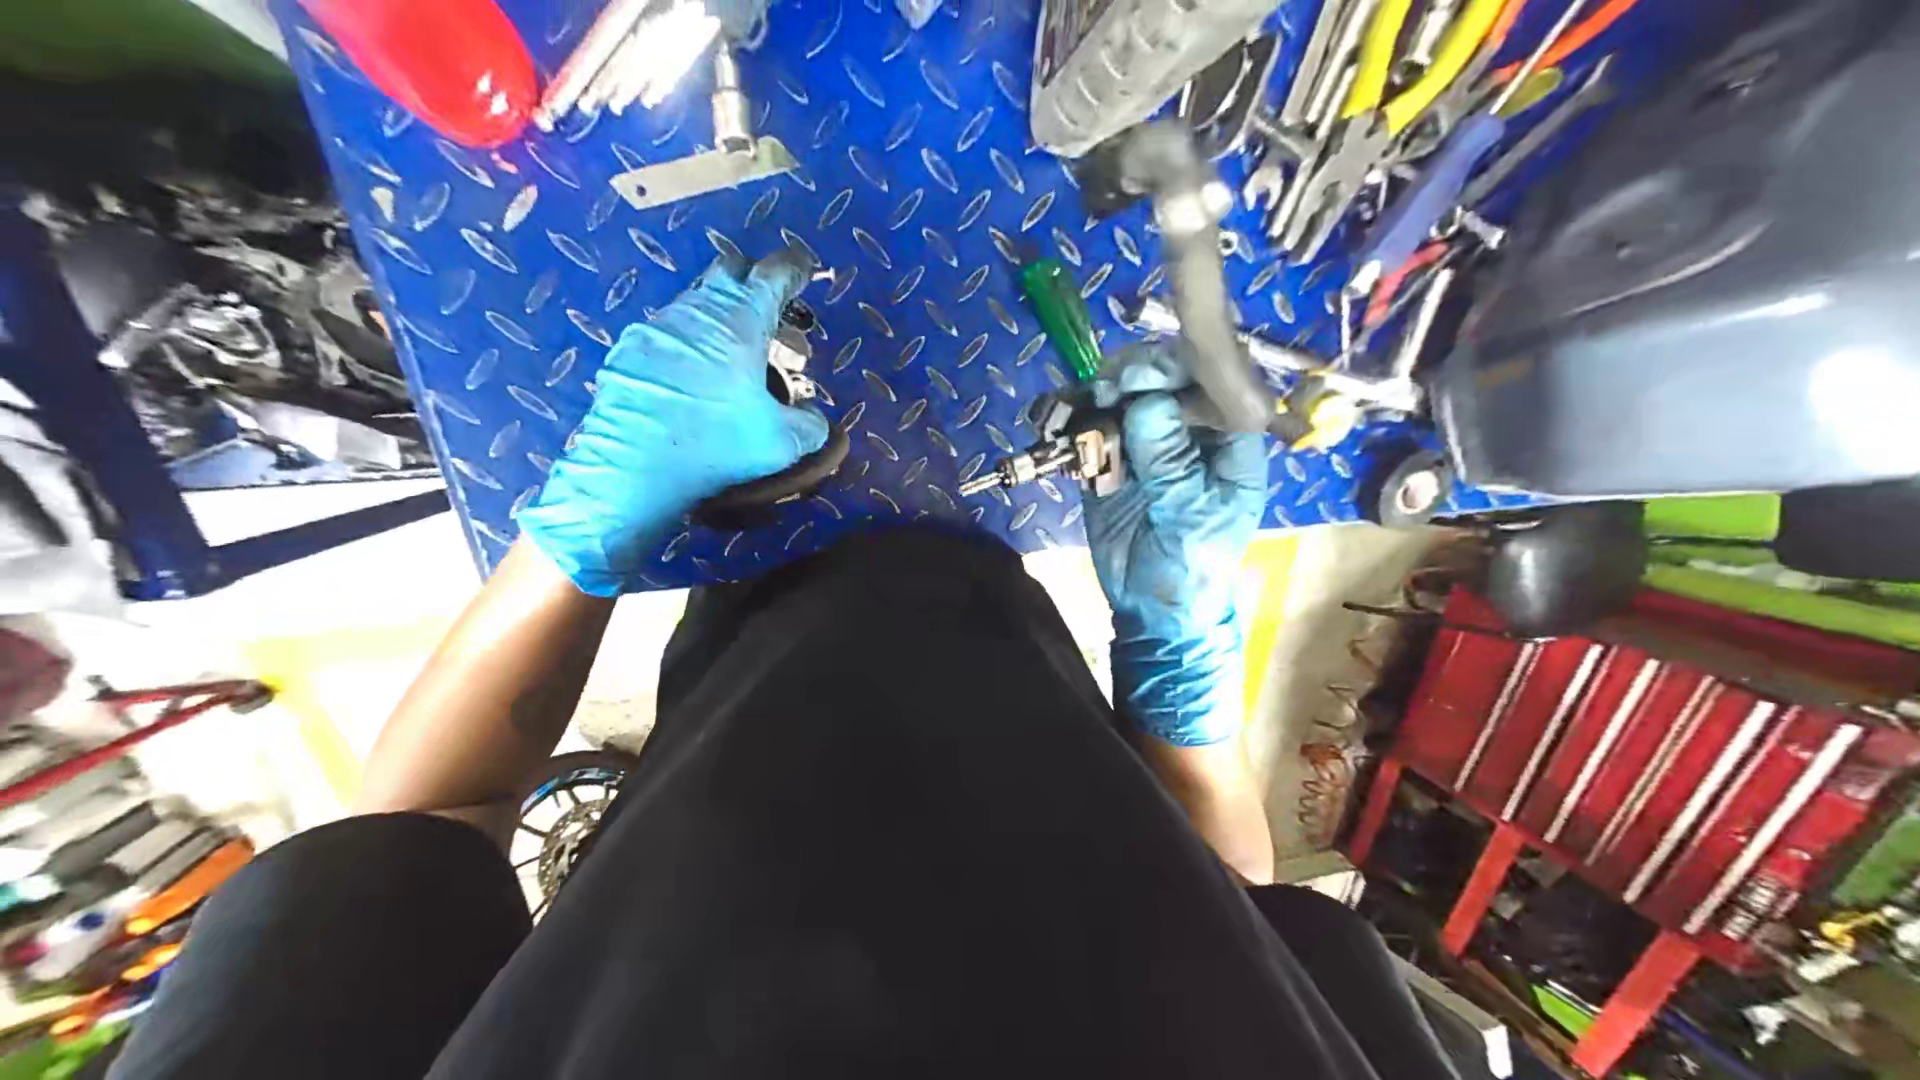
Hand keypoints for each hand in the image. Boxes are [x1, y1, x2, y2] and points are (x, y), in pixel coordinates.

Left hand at [518, 250, 828, 595]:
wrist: (632, 470)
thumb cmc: (717, 445)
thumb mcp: (782, 443)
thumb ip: (811, 425)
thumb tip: (814, 418)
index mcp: (737, 322)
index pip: (771, 274)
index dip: (793, 268)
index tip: (804, 269)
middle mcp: (694, 311)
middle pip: (728, 272)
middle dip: (754, 283)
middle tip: (772, 314)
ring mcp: (656, 328)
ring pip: (696, 303)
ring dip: (721, 317)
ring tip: (737, 354)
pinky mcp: (627, 351)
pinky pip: (669, 331)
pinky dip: (692, 342)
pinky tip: (696, 377)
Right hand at [1083, 344, 1267, 745]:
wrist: (1148, 611)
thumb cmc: (1190, 570)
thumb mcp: (1190, 519)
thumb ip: (1172, 462)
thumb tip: (1147, 403)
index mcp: (1227, 444)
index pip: (1212, 386)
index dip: (1180, 371)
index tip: (1144, 378)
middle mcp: (1187, 433)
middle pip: (1163, 383)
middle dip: (1133, 378)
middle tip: (1105, 389)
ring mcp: (1144, 444)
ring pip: (1123, 398)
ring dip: (1097, 394)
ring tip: (1077, 405)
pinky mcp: (1108, 459)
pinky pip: (1090, 428)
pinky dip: (1071, 418)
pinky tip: (1056, 420)